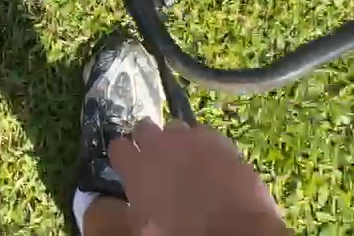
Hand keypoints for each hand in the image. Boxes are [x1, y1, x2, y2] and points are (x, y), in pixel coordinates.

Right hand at [108, 120, 287, 235]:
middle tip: (157, 162)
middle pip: (144, 127)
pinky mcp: (215, 139)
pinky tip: (211, 164)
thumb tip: (120, 205)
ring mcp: (188, 138)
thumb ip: (131, 209)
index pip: (118, 147)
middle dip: (148, 141)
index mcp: (138, 169)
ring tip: (186, 162)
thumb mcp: (146, 229)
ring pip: (174, 128)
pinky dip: (203, 146)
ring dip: (176, 142)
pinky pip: (202, 135)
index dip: (123, 157)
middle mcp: (159, 145)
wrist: (235, 233)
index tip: (129, 167)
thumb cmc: (184, 235)